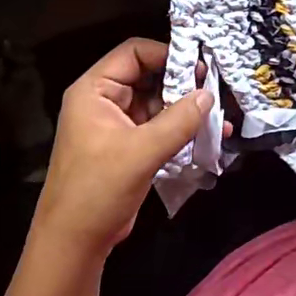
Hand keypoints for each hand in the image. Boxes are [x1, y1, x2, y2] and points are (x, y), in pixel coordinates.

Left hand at [34, 38, 212, 257]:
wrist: (75, 242)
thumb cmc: (98, 189)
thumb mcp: (141, 152)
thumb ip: (178, 121)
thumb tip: (208, 94)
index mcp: (94, 91)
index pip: (133, 53)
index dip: (167, 53)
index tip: (200, 65)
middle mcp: (104, 101)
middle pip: (149, 76)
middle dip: (182, 84)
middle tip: (216, 90)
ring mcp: (117, 125)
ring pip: (158, 104)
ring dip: (186, 110)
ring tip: (220, 116)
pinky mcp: (129, 147)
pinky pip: (160, 128)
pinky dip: (182, 130)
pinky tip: (211, 136)